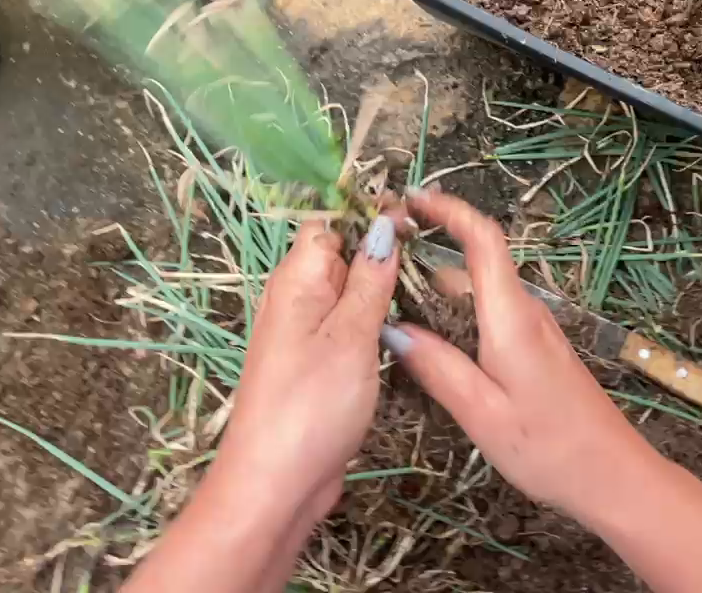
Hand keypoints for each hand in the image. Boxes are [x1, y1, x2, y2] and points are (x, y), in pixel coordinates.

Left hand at [206, 212, 401, 510]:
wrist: (274, 487)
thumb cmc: (312, 404)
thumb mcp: (352, 334)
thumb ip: (370, 278)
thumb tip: (385, 226)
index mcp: (297, 278)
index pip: (329, 222)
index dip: (367, 216)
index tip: (412, 220)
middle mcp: (294, 297)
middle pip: (339, 253)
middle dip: (379, 250)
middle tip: (426, 254)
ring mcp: (303, 330)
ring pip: (345, 290)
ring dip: (378, 286)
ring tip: (421, 286)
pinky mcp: (313, 360)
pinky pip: (344, 322)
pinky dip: (370, 318)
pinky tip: (398, 326)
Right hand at [382, 188, 659, 519]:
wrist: (615, 475)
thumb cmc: (549, 447)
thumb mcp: (483, 415)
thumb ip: (438, 368)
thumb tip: (393, 328)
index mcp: (511, 316)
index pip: (483, 239)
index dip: (449, 210)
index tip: (414, 198)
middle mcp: (524, 309)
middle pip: (476, 259)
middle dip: (432, 244)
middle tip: (384, 254)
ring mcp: (532, 325)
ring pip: (480, 287)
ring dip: (440, 280)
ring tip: (394, 292)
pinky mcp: (535, 344)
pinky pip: (489, 309)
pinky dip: (456, 306)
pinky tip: (431, 331)